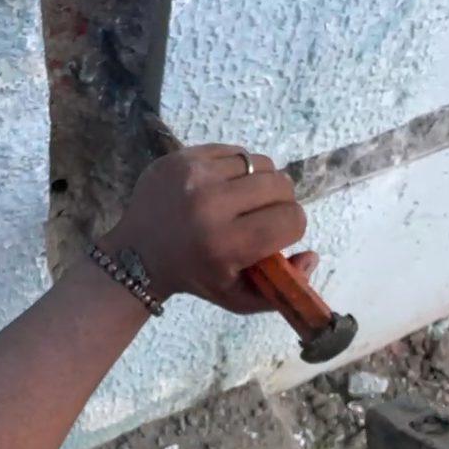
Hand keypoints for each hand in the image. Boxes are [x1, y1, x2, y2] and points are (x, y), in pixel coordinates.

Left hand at [99, 144, 318, 314]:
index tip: (276, 235)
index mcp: (226, 243)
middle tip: (261, 215)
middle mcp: (210, 205)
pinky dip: (238, 169)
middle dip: (280, 202)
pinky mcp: (183, 156)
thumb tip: (311, 255)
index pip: (291, 220)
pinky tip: (223, 187)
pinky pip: (236, 152)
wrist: (137, 254)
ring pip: (261, 163)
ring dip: (261, 182)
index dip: (291, 228)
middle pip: (282, 186)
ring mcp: (194, 175)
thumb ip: (283, 287)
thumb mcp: (238, 297)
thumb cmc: (195, 276)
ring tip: (243, 200)